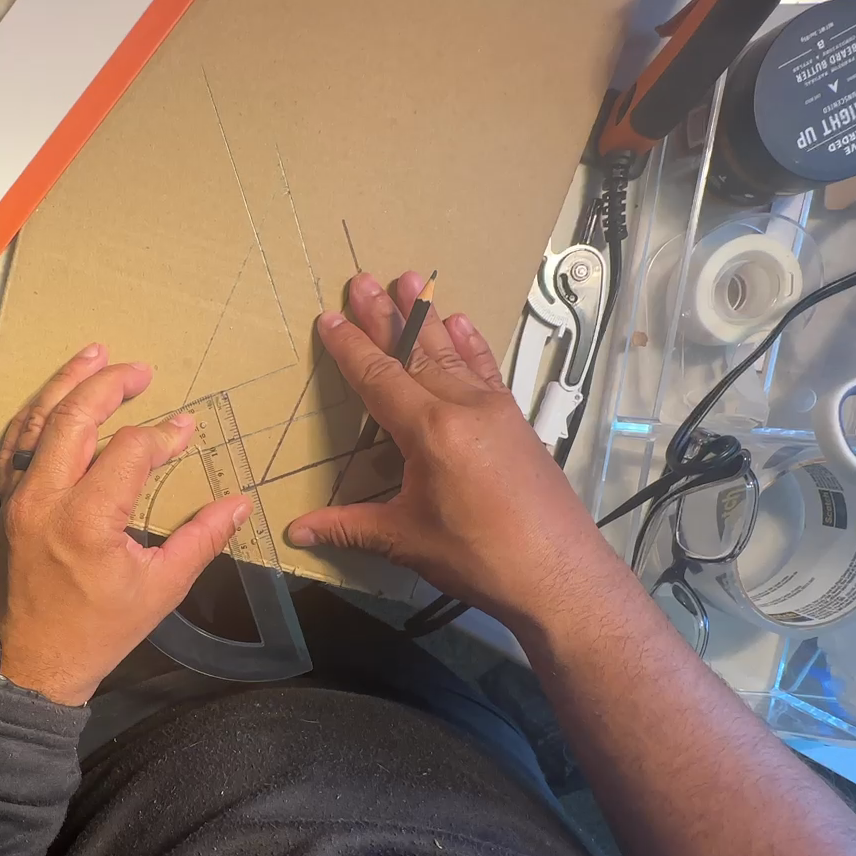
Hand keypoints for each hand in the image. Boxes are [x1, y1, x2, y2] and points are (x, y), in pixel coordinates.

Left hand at [0, 345, 251, 704]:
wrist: (33, 662)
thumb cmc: (100, 629)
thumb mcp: (161, 589)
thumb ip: (201, 540)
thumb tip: (238, 504)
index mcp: (88, 521)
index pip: (130, 451)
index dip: (163, 435)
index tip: (186, 431)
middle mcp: (46, 499)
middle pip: (74, 418)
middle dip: (109, 386)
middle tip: (140, 370)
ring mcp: (18, 498)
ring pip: (36, 423)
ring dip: (65, 384)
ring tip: (93, 354)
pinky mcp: (6, 504)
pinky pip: (15, 446)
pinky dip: (35, 415)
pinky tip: (53, 398)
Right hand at [285, 272, 625, 629]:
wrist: (559, 576)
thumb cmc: (479, 557)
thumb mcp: (404, 540)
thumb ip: (348, 527)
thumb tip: (296, 531)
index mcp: (430, 431)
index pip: (379, 378)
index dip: (351, 349)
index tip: (330, 319)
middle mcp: (463, 407)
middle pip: (415, 352)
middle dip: (385, 315)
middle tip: (363, 279)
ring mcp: (495, 410)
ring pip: (451, 353)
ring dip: (426, 317)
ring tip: (409, 280)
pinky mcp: (516, 422)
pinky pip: (487, 370)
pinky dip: (470, 344)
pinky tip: (462, 324)